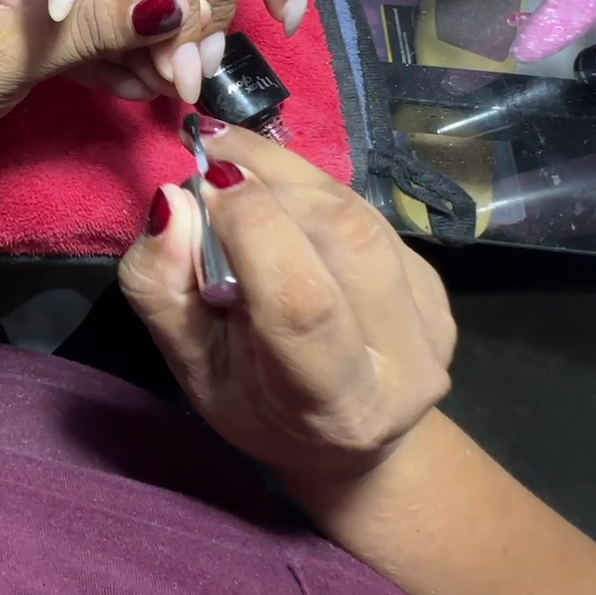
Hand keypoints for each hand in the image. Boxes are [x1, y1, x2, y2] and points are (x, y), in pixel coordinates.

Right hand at [118, 124, 455, 491]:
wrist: (340, 432)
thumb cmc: (246, 399)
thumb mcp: (183, 360)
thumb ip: (160, 286)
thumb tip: (172, 201)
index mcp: (331, 402)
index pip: (302, 302)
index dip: (251, 227)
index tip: (199, 185)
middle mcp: (402, 362)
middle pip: (342, 236)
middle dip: (267, 184)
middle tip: (209, 166)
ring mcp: (430, 318)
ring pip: (355, 209)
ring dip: (283, 171)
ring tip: (230, 162)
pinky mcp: (435, 282)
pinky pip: (365, 209)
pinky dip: (305, 184)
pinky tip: (269, 190)